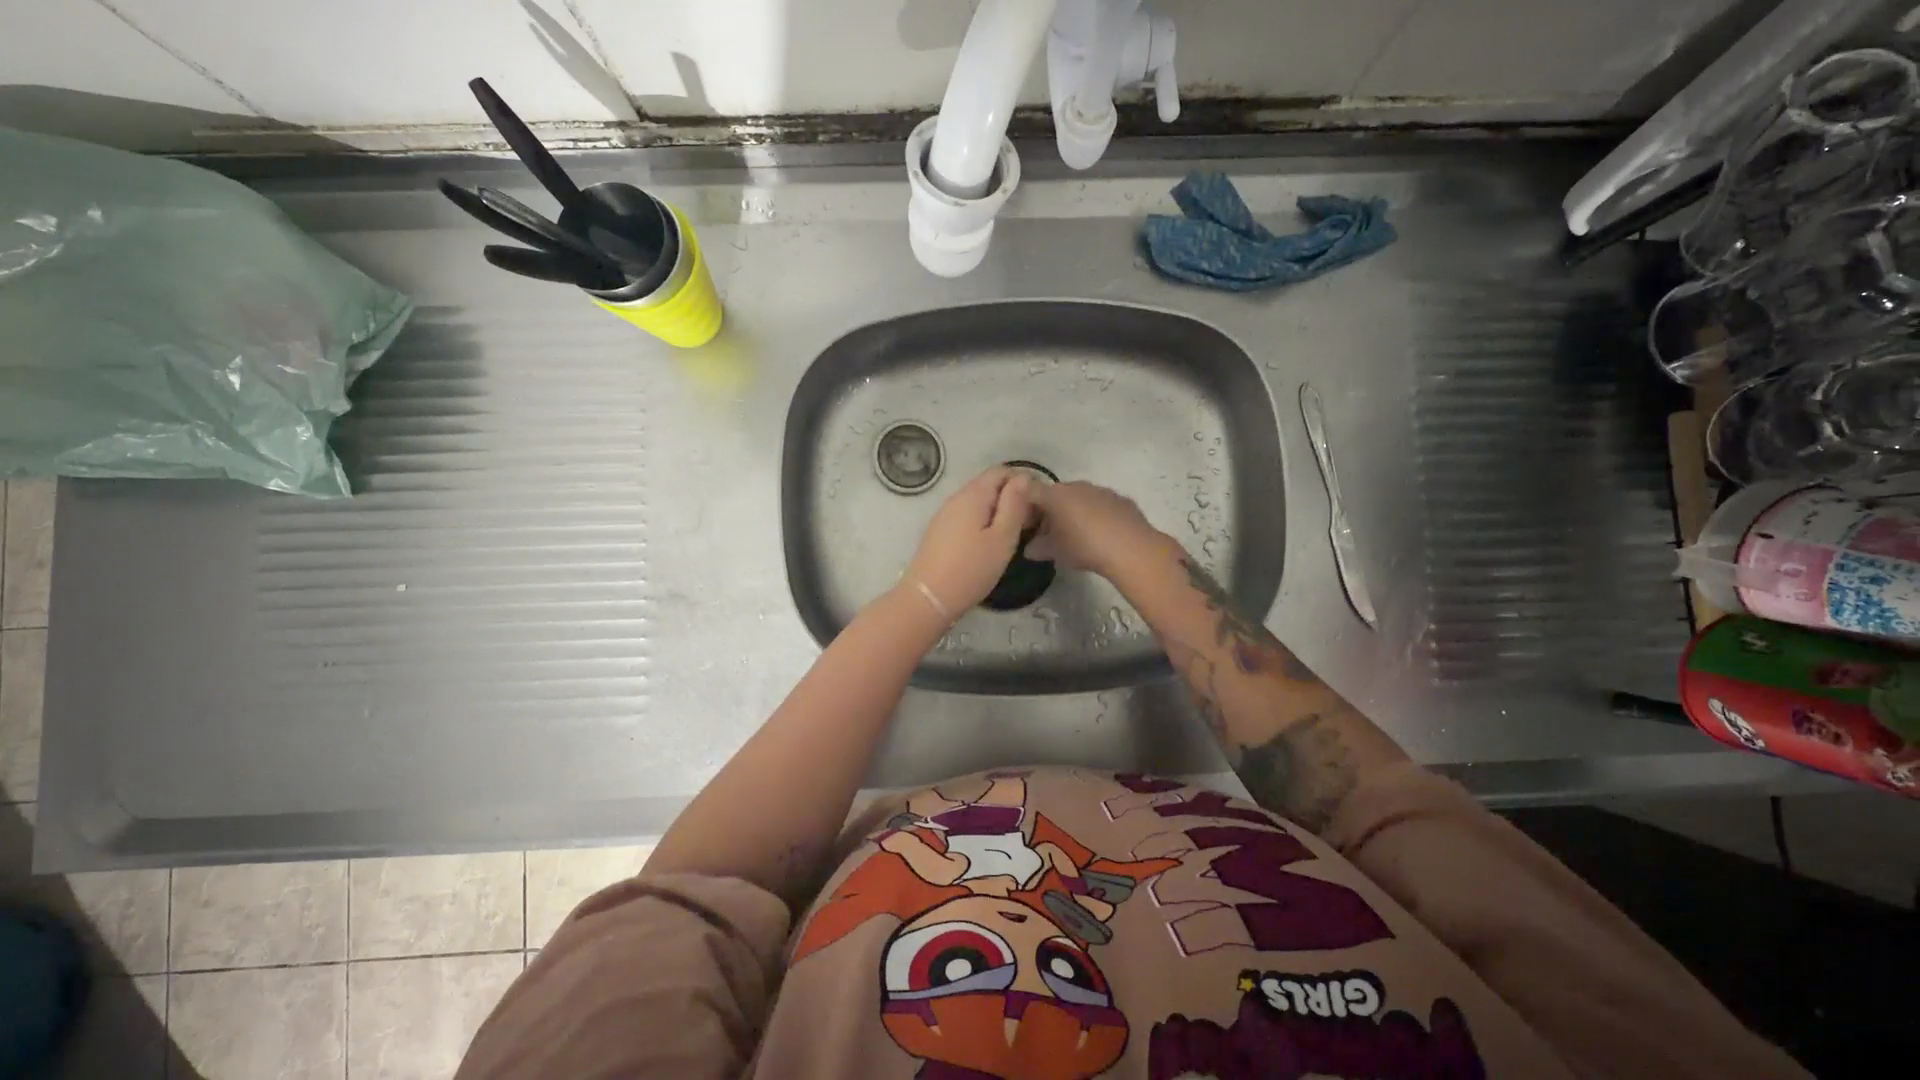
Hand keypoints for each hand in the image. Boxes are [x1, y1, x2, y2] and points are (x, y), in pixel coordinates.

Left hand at [902, 465, 1036, 619]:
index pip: (1001, 471)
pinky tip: (989, 542)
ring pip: (977, 501)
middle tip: (1029, 521)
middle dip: (1010, 496)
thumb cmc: (971, 569)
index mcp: (973, 495)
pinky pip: (966, 515)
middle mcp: (956, 498)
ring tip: (1012, 533)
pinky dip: (982, 521)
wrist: (928, 598)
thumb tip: (1023, 477)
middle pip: (988, 484)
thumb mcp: (1002, 537)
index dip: (1023, 481)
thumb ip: (1014, 504)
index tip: (1038, 504)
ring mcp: (944, 514)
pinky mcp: (939, 531)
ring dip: (997, 510)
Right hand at [1028, 480, 1166, 577]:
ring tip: (1076, 535)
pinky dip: (1096, 515)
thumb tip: (1029, 549)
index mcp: (1056, 495)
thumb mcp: (1056, 552)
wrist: (1131, 548)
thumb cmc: (1084, 547)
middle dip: (1050, 511)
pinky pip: (1101, 505)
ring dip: (1074, 512)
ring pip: (1080, 498)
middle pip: (1056, 494)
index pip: (1030, 491)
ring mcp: (1101, 490)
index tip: (1026, 524)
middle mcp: (1077, 486)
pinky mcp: (1121, 499)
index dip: (1025, 506)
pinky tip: (1100, 534)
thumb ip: (1038, 548)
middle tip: (1049, 534)